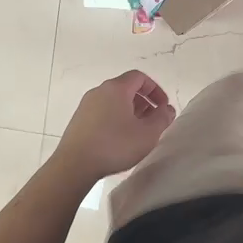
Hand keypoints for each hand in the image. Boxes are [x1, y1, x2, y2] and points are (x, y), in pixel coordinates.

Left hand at [51, 71, 175, 181]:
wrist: (74, 165)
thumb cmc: (115, 145)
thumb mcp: (147, 134)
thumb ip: (162, 118)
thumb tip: (167, 109)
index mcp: (116, 88)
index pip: (139, 77)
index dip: (155, 90)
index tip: (163, 107)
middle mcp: (99, 91)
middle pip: (126, 88)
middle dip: (144, 102)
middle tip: (153, 121)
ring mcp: (86, 105)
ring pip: (114, 101)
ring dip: (130, 112)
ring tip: (138, 132)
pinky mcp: (79, 120)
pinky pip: (102, 112)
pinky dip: (116, 118)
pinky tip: (119, 139)